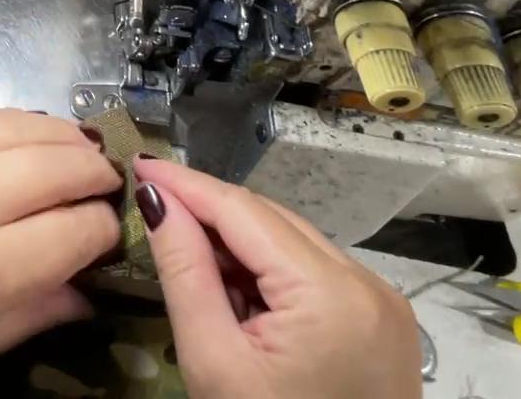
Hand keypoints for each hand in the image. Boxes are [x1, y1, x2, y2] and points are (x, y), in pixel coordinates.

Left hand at [0, 110, 121, 397]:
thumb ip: (29, 316)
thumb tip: (89, 295)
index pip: (77, 230)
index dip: (105, 229)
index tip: (113, 229)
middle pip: (58, 164)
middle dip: (95, 171)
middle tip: (109, 180)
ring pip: (19, 123)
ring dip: (57, 136)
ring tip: (77, 149)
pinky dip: (6, 124)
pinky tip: (17, 137)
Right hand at [134, 157, 420, 398]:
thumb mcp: (212, 360)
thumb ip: (184, 268)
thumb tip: (155, 196)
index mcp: (331, 293)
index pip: (242, 210)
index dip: (186, 181)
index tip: (138, 162)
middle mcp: (367, 282)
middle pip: (268, 218)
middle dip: (208, 208)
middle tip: (152, 203)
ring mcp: (382, 300)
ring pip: (289, 237)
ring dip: (235, 237)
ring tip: (186, 249)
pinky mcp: (381, 317)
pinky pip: (310, 266)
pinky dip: (266, 265)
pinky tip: (233, 284)